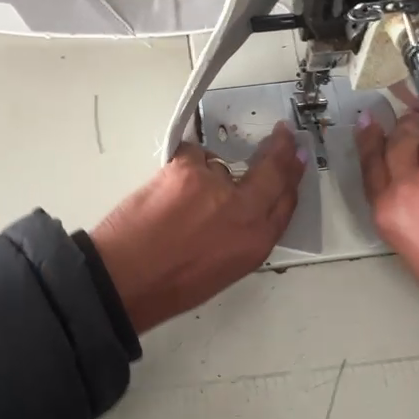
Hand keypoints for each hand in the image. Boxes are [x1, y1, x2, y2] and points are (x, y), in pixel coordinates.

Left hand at [91, 126, 305, 332]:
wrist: (125, 279)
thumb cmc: (169, 284)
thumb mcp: (224, 269)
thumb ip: (242, 234)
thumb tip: (242, 208)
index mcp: (256, 243)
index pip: (286, 202)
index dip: (291, 178)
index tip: (293, 160)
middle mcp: (245, 211)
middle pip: (273, 170)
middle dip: (279, 149)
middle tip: (282, 134)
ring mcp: (216, 185)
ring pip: (223, 164)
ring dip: (208, 174)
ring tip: (181, 199)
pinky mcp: (187, 169)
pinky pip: (193, 155)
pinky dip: (183, 167)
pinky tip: (167, 188)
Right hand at [356, 111, 418, 352]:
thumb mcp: (413, 251)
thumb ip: (402, 211)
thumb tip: (410, 179)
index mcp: (388, 214)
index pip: (370, 163)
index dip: (370, 139)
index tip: (370, 123)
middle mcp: (407, 187)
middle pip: (398, 141)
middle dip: (406, 131)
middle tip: (415, 125)